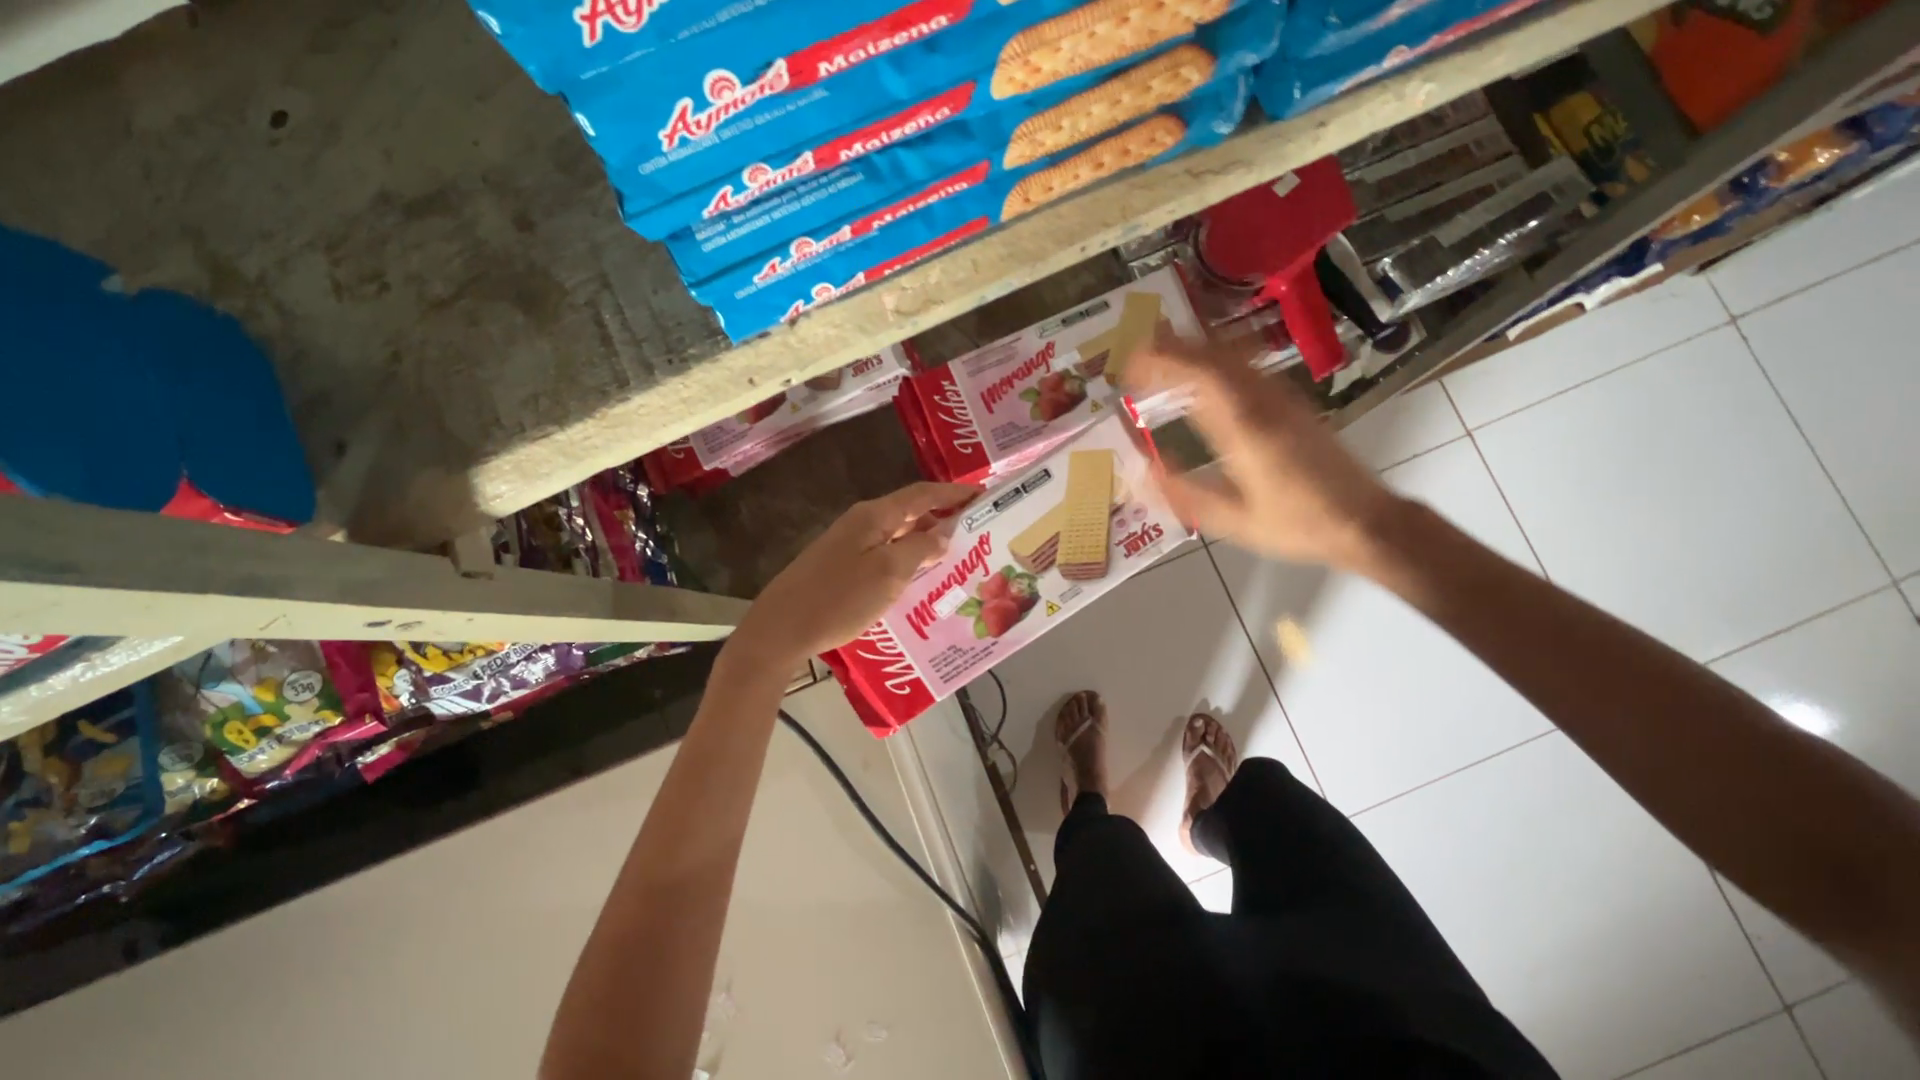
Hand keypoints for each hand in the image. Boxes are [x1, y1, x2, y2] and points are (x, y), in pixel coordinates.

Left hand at [725, 482, 979, 670]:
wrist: (781, 629)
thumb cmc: (838, 599)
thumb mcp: (888, 573)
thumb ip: (920, 549)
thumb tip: (943, 534)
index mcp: (874, 516)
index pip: (923, 494)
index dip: (955, 493)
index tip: (986, 496)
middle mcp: (863, 522)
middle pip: (912, 513)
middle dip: (946, 519)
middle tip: (980, 533)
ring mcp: (851, 545)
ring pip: (900, 536)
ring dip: (928, 543)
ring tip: (960, 558)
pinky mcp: (843, 567)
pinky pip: (887, 555)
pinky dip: (910, 561)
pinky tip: (923, 580)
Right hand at [1122, 336, 1405, 571]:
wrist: (1365, 521)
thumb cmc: (1297, 526)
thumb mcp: (1234, 521)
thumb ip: (1185, 494)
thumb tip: (1144, 469)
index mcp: (1245, 430)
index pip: (1199, 376)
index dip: (1163, 362)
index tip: (1131, 366)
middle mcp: (1264, 403)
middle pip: (1215, 355)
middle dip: (1174, 346)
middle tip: (1140, 348)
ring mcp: (1284, 399)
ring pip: (1235, 355)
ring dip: (1198, 347)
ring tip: (1166, 348)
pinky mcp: (1295, 404)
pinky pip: (1251, 366)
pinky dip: (1221, 357)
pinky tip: (1210, 367)